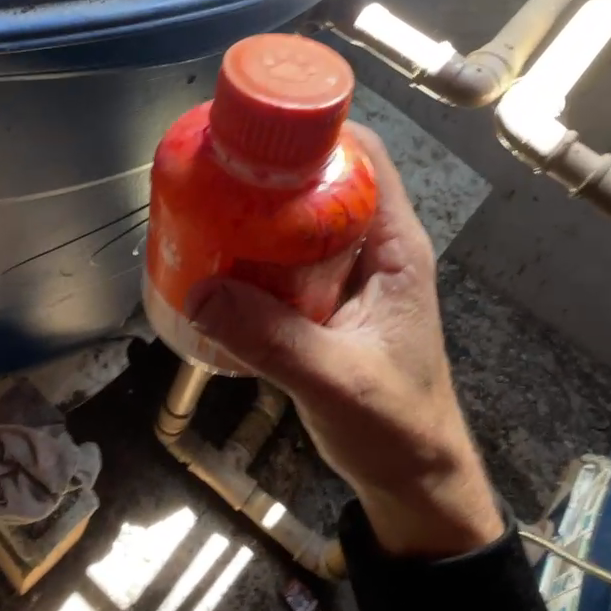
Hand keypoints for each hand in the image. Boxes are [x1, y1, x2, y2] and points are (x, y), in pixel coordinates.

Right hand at [185, 124, 503, 558]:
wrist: (412, 482)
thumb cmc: (396, 428)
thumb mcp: (335, 381)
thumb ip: (270, 339)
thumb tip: (197, 291)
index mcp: (397, 248)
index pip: (367, 160)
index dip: (320, 132)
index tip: (261, 128)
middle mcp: (375, 249)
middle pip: (327, 182)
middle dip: (273, 168)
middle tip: (218, 166)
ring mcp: (350, 277)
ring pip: (303, 220)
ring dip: (260, 210)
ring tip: (207, 202)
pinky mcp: (326, 304)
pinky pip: (288, 260)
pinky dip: (255, 251)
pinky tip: (216, 258)